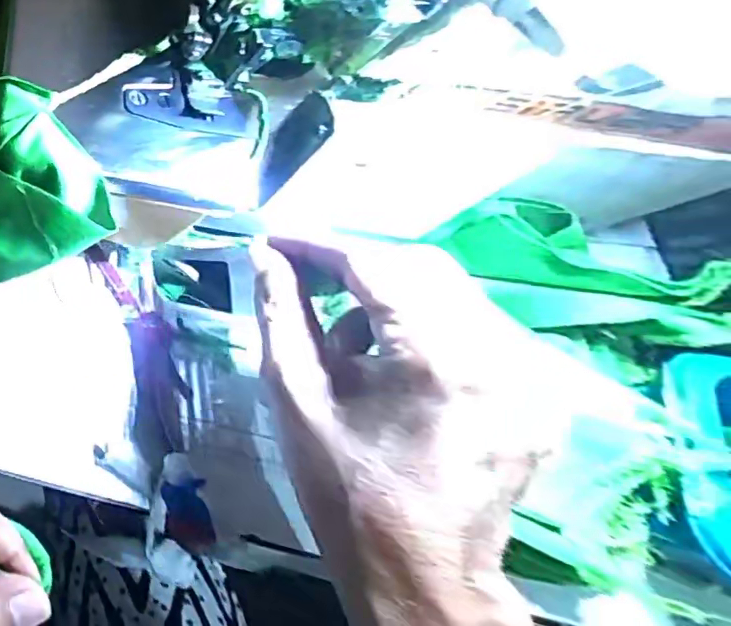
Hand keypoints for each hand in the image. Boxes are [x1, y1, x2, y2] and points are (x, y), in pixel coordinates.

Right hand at [253, 236, 559, 625]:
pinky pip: (472, 322)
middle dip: (352, 259)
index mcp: (438, 362)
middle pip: (423, 267)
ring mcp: (530, 380)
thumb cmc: (340, 477)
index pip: (375, 266)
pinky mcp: (535, 395)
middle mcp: (501, 361)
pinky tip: (378, 346)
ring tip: (334, 315)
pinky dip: (418, 314)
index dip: (316, 244)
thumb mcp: (291, 386)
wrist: (416, 563)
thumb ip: (279, 308)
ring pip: (450, 290)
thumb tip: (265, 253)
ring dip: (385, 286)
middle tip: (297, 268)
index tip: (271, 237)